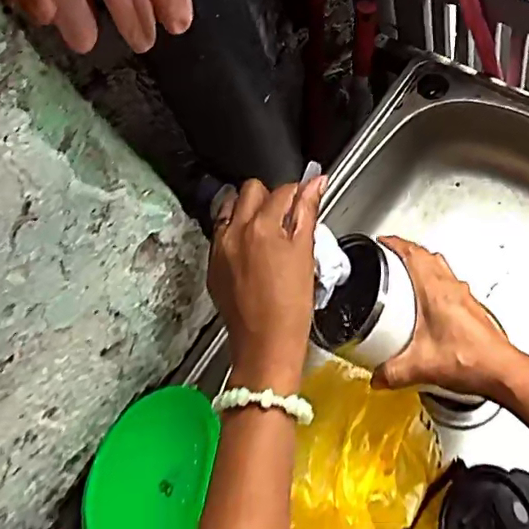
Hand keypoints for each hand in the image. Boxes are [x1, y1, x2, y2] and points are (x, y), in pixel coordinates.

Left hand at [209, 177, 324, 392]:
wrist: (265, 345)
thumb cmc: (290, 305)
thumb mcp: (306, 252)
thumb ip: (308, 211)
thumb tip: (316, 183)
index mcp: (261, 227)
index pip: (283, 190)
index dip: (299, 192)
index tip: (306, 198)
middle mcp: (234, 232)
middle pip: (251, 189)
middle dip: (271, 195)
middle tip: (287, 215)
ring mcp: (220, 249)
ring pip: (231, 206)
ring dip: (249, 208)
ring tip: (267, 228)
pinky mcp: (212, 266)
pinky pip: (221, 232)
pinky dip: (236, 230)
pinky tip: (253, 247)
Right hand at [372, 237, 521, 400]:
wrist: (500, 370)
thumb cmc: (471, 359)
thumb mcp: (420, 367)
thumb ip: (392, 372)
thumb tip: (377, 376)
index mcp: (436, 290)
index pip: (414, 254)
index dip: (396, 244)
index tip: (384, 242)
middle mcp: (451, 287)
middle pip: (428, 256)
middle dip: (408, 252)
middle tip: (392, 256)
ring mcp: (463, 295)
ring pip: (441, 267)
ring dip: (424, 265)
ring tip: (409, 277)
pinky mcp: (471, 307)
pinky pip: (449, 283)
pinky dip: (436, 283)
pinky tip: (431, 305)